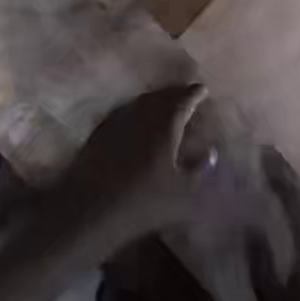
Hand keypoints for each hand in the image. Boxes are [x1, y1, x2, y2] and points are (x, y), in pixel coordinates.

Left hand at [55, 84, 216, 237]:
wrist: (88, 211)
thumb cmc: (141, 202)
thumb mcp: (181, 193)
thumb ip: (199, 170)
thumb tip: (211, 152)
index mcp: (167, 123)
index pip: (185, 99)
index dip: (195, 93)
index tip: (203, 90)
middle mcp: (144, 113)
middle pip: (163, 95)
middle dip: (176, 92)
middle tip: (186, 93)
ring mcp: (119, 119)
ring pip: (142, 100)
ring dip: (155, 99)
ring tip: (164, 103)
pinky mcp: (100, 131)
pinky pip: (124, 111)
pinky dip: (136, 110)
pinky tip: (135, 119)